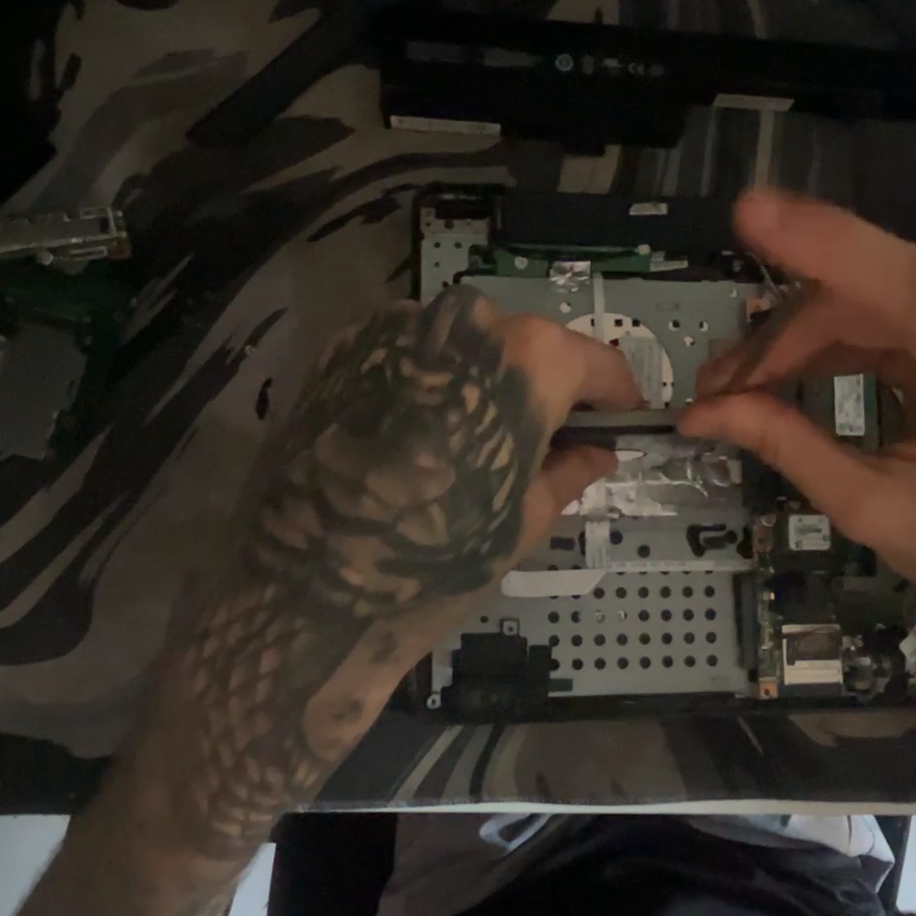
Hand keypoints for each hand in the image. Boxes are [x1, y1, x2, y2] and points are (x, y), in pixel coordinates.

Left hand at [219, 285, 641, 754]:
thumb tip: (597, 449)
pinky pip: (409, 352)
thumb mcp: (523, 522)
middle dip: (544, 387)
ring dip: (481, 380)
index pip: (593, 360)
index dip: (613, 396)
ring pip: (463, 342)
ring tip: (470, 440)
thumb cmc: (434, 563)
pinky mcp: (341, 348)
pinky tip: (414, 433)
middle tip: (542, 440)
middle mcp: (462, 320)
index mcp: (524, 359)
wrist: (300, 595)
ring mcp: (393, 327)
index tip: (616, 423)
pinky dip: (428, 381)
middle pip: (526, 343)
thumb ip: (570, 470)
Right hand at [680, 189, 915, 642]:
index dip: (833, 246)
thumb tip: (700, 412)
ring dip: (791, 341)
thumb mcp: (874, 510)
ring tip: (732, 390)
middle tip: (713, 388)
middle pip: (872, 297)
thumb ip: (791, 449)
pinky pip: (877, 314)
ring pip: (866, 301)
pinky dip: (820, 345)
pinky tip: (775, 376)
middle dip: (782, 338)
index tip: (751, 212)